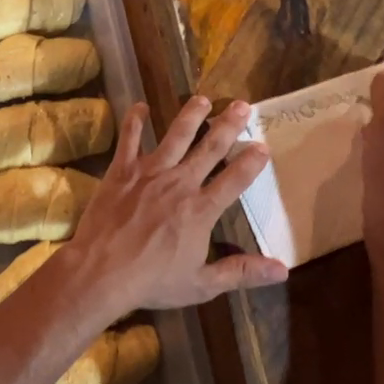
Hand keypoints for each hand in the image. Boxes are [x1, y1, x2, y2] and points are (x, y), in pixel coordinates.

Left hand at [55, 97, 288, 317]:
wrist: (101, 270)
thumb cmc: (152, 281)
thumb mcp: (201, 284)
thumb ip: (241, 272)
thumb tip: (282, 270)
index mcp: (201, 210)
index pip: (234, 180)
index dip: (251, 162)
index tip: (263, 146)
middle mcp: (179, 183)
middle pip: (209, 148)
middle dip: (228, 126)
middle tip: (242, 106)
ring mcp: (149, 173)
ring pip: (175, 136)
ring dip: (190, 116)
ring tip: (202, 98)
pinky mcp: (121, 171)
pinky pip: (129, 140)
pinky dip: (135, 122)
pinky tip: (140, 106)